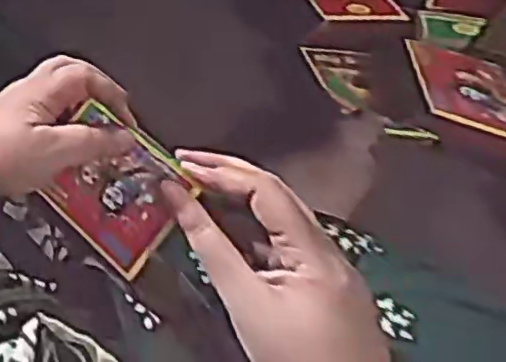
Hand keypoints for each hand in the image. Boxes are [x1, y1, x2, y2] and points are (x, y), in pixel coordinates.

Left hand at [0, 55, 136, 197]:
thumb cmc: (4, 154)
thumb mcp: (55, 151)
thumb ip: (92, 142)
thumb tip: (125, 136)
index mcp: (42, 88)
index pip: (84, 73)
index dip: (111, 92)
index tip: (128, 124)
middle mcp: (31, 87)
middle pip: (70, 72)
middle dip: (99, 90)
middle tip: (116, 120)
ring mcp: (20, 101)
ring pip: (59, 91)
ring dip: (83, 107)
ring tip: (99, 136)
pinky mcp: (13, 118)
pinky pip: (49, 109)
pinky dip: (68, 120)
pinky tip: (73, 146)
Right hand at [164, 151, 387, 361]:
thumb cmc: (293, 360)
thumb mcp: (242, 299)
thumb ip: (206, 240)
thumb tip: (171, 192)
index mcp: (318, 256)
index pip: (266, 189)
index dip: (220, 171)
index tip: (180, 165)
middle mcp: (332, 256)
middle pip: (277, 194)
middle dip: (227, 173)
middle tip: (184, 163)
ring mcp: (334, 273)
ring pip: (282, 215)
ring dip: (238, 195)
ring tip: (197, 187)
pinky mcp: (328, 288)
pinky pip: (286, 240)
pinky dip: (251, 223)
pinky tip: (226, 225)